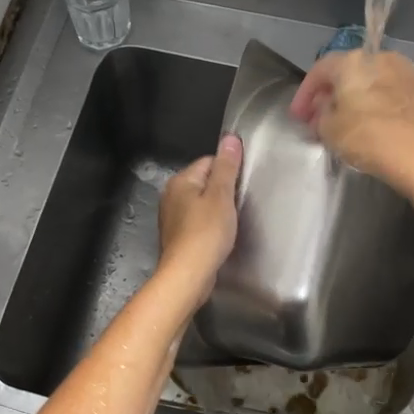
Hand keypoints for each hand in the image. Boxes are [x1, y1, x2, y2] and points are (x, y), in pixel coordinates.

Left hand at [157, 135, 242, 290]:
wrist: (188, 275)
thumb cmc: (206, 232)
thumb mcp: (221, 195)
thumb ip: (226, 167)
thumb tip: (229, 138)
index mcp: (180, 181)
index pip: (209, 162)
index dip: (229, 171)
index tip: (243, 186)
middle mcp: (171, 196)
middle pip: (205, 183)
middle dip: (224, 191)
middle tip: (240, 205)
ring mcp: (172, 218)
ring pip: (202, 204)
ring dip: (218, 210)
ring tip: (232, 222)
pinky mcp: (178, 237)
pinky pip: (198, 223)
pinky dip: (210, 226)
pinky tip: (221, 236)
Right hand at [291, 49, 413, 183]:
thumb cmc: (370, 137)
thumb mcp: (330, 131)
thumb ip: (320, 116)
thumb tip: (325, 110)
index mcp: (353, 62)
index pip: (320, 70)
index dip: (304, 93)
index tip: (297, 116)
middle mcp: (381, 59)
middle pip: (347, 74)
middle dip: (329, 97)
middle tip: (318, 121)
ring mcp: (407, 73)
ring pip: (370, 84)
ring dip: (353, 102)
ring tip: (343, 127)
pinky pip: (389, 96)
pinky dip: (374, 108)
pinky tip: (370, 128)